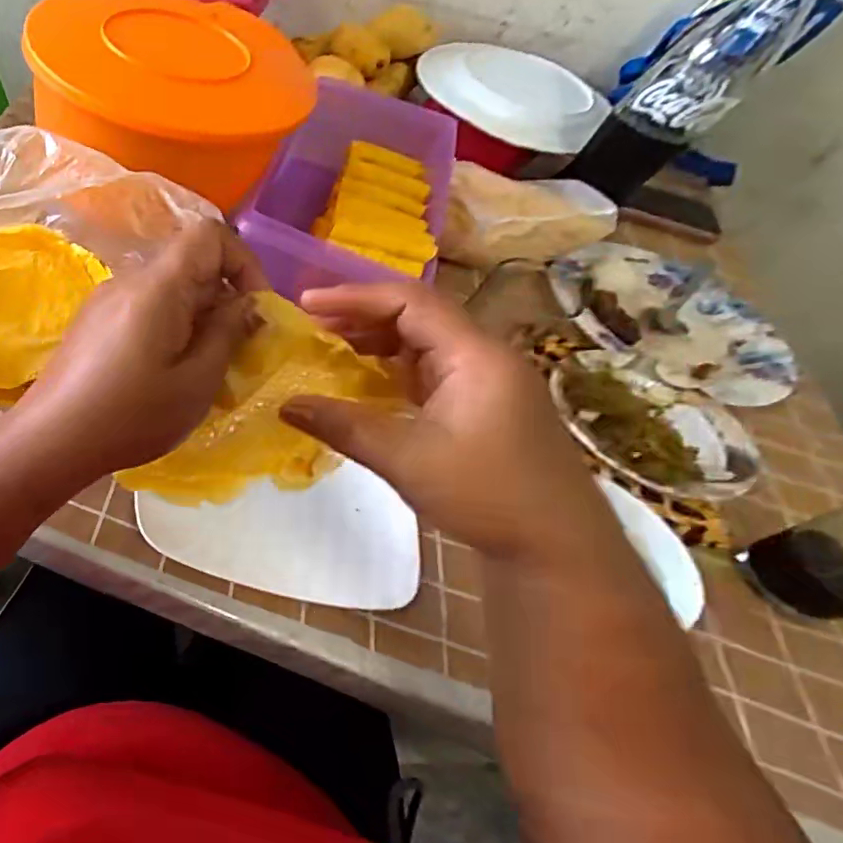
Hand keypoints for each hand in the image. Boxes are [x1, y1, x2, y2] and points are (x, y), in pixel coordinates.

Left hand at [9, 222, 265, 482]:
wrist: (50, 440)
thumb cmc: (129, 416)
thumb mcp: (195, 383)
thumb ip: (227, 334)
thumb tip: (245, 305)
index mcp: (157, 285)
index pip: (209, 233)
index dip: (243, 261)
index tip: (256, 308)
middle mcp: (128, 280)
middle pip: (188, 264)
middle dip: (223, 299)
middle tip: (236, 351)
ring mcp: (105, 300)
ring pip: (167, 291)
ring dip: (197, 318)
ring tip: (203, 369)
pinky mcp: (92, 323)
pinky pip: (143, 309)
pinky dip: (168, 328)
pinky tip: (166, 374)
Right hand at [279, 282, 615, 562]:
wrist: (557, 546)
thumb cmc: (487, 496)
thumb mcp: (407, 460)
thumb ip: (344, 426)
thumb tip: (285, 405)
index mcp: (474, 356)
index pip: (410, 303)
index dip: (354, 297)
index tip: (306, 302)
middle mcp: (483, 356)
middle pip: (417, 315)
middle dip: (361, 314)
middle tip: (310, 323)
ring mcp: (485, 380)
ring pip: (423, 341)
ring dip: (375, 339)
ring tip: (327, 344)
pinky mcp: (481, 403)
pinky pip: (430, 369)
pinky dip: (391, 366)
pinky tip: (363, 378)